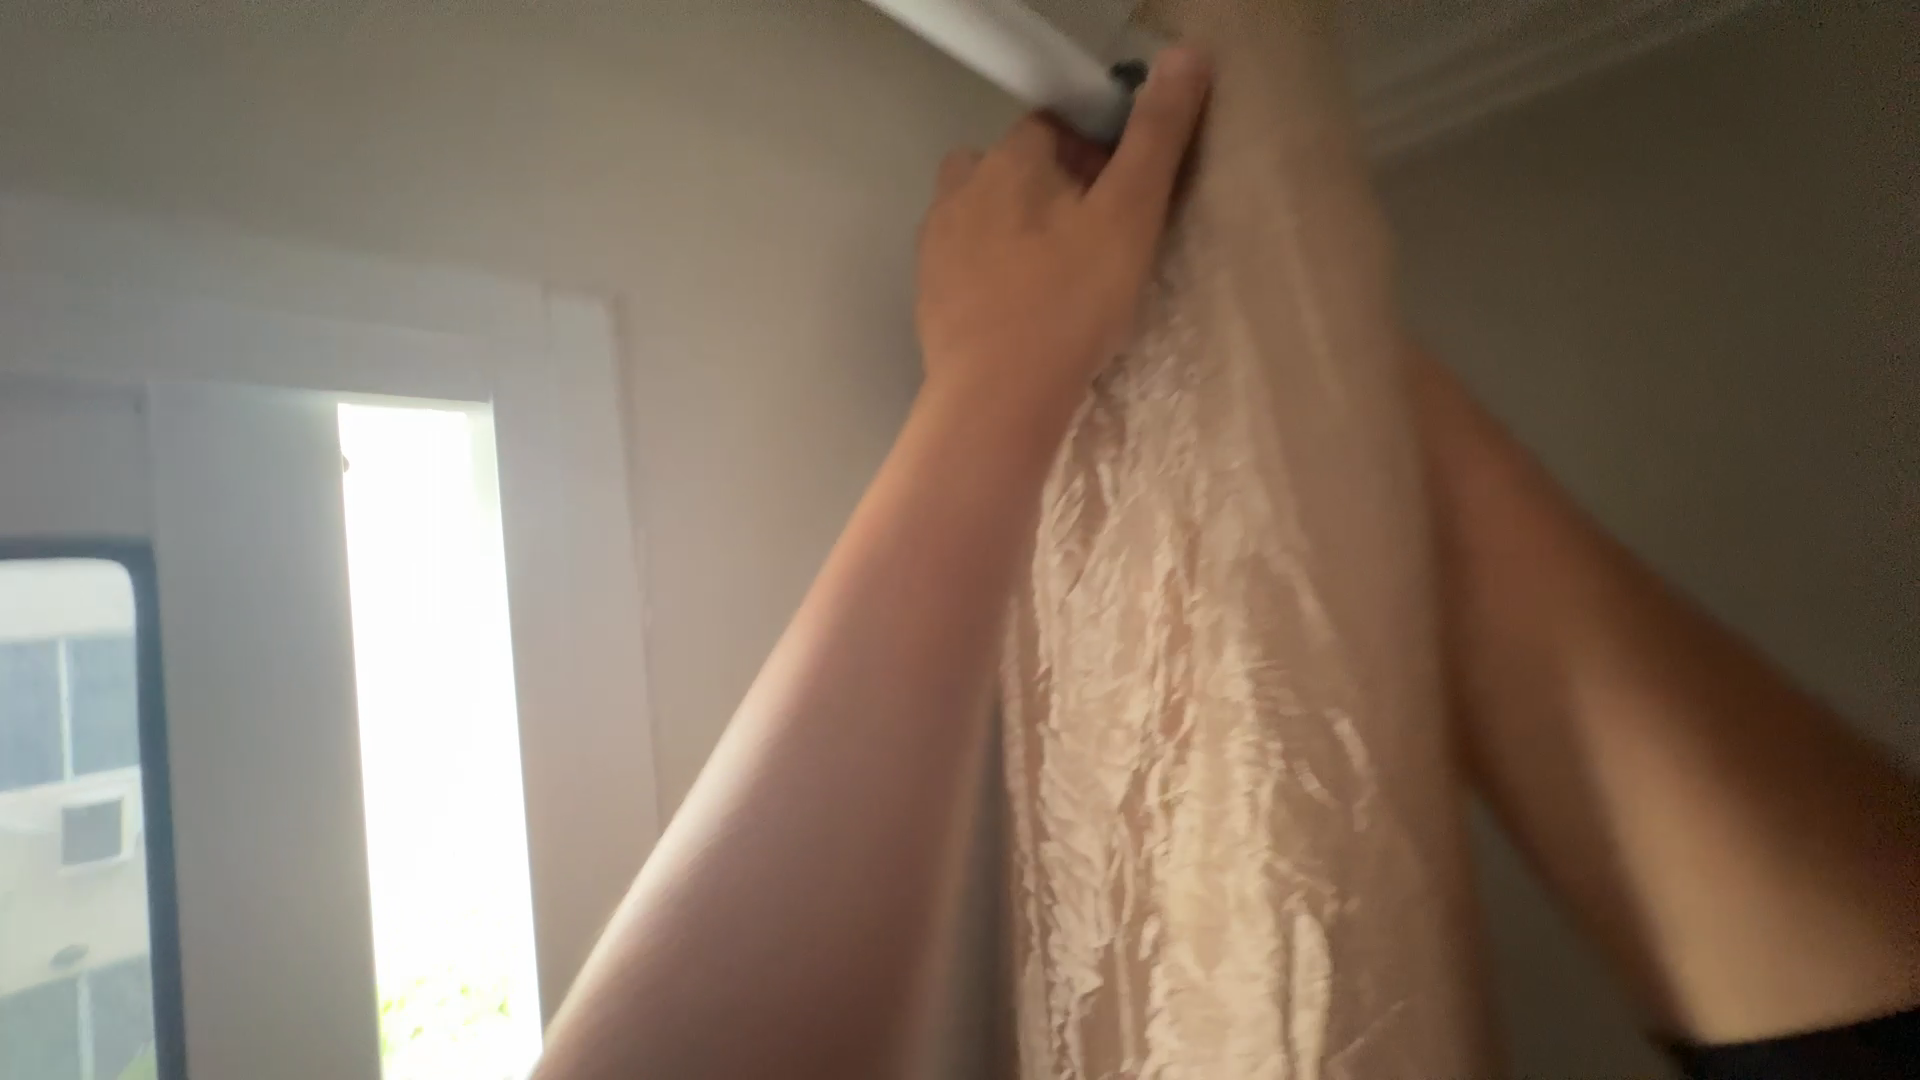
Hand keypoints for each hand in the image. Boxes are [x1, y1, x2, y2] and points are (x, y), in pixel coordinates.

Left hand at [914, 47, 1212, 428]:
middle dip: (1051, 191)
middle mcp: (960, 188)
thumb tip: (1185, 54)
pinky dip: (991, 275)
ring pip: (983, 217)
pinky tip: (1017, 311)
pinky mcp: (927, 294)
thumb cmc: (1070, 304)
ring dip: (1016, 232)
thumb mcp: (1130, 215)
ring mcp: (935, 245)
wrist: (998, 397)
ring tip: (1051, 281)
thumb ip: (1157, 135)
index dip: (1093, 154)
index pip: (1055, 126)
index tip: (1118, 200)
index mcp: (1010, 158)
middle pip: (1013, 169)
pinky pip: (965, 265)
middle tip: (1089, 246)